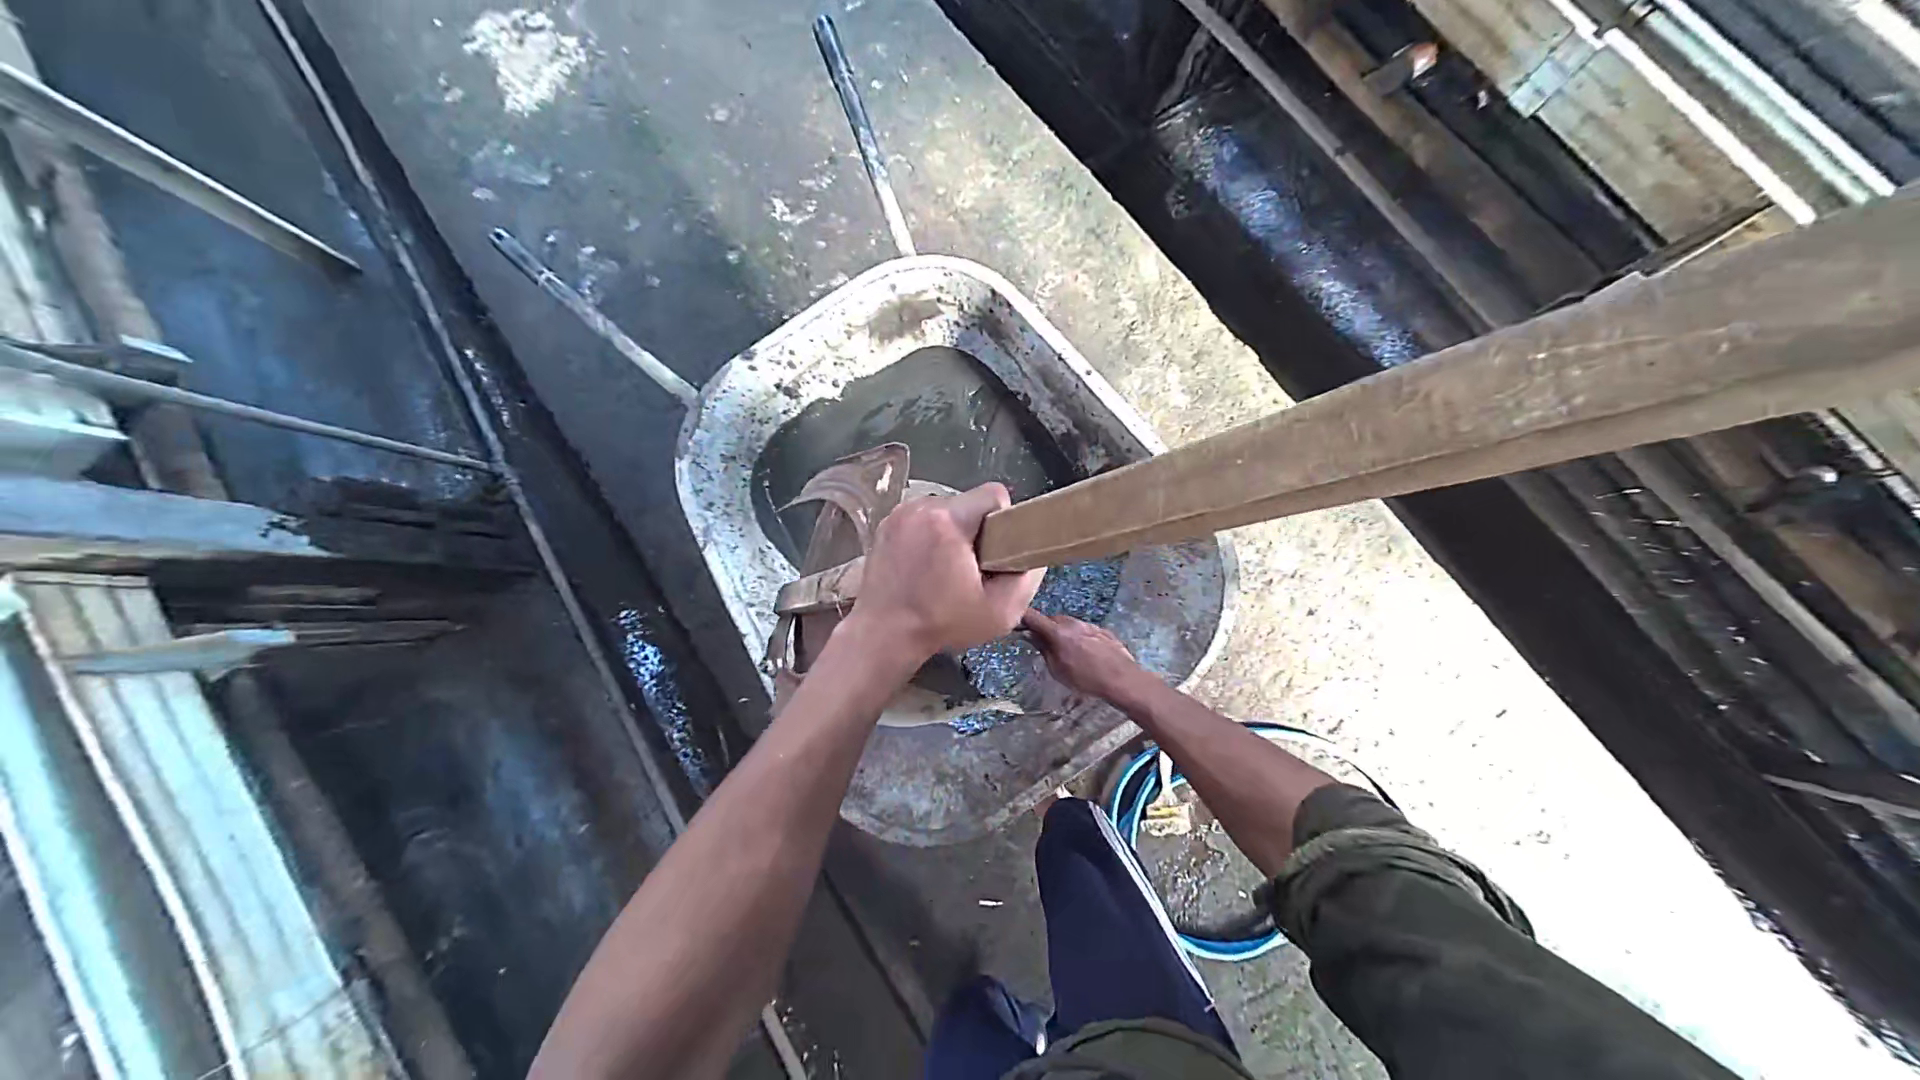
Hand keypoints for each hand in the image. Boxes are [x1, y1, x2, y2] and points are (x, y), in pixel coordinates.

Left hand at [851, 482, 1044, 660]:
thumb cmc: (939, 624)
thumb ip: (1026, 579)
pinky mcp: (886, 526)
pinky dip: (929, 536)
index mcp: (947, 521)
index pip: (993, 494)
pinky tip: (926, 566)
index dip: (1003, 520)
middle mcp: (920, 507)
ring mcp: (899, 515)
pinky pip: (922, 519)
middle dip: (976, 530)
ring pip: (945, 510)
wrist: (882, 636)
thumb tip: (1032, 557)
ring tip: (947, 569)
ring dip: (952, 533)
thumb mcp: (998, 613)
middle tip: (972, 567)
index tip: (996, 550)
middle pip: (967, 504)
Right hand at [1022, 610, 1153, 704]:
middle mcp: (1073, 623)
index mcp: (1058, 631)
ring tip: (1066, 650)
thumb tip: (1032, 636)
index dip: (1022, 617)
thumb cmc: (1086, 679)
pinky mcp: (1103, 630)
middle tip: (1043, 642)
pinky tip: (1085, 652)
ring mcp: (1089, 625)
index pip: (1033, 616)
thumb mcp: (1058, 670)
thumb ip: (1044, 650)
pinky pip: (1084, 629)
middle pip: (1052, 619)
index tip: (1016, 623)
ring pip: (1069, 623)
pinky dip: (1079, 636)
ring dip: (1063, 631)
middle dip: (1044, 627)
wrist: (1122, 679)